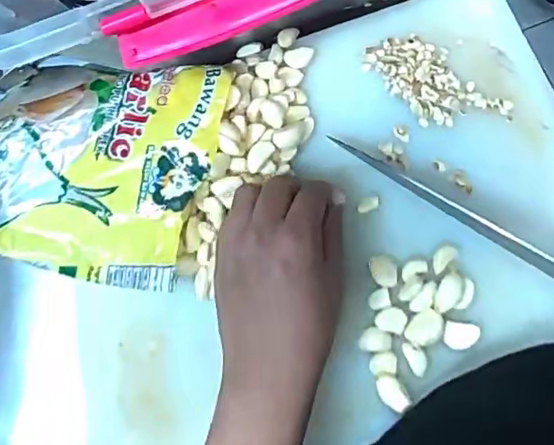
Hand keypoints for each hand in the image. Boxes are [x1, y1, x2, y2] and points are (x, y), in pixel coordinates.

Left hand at [206, 177, 343, 444]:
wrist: (266, 369)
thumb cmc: (309, 330)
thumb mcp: (334, 280)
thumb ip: (332, 233)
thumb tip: (333, 202)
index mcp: (296, 237)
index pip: (312, 192)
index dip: (326, 191)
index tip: (331, 200)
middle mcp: (262, 229)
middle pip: (279, 184)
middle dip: (298, 188)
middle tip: (307, 206)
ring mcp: (236, 237)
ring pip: (251, 190)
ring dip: (269, 194)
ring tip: (279, 212)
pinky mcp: (219, 249)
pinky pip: (233, 212)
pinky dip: (248, 210)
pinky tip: (259, 228)